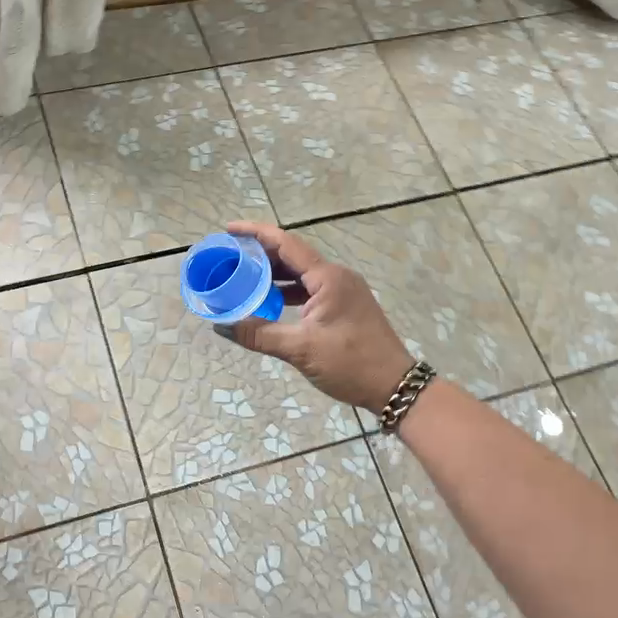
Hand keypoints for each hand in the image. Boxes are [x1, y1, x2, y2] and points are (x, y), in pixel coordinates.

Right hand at [220, 221, 415, 412]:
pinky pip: (309, 289)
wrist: (396, 387)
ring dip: (273, 274)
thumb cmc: (351, 363)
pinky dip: (287, 291)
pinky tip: (268, 302)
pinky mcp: (344, 306)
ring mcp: (342, 291)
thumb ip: (259, 334)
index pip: (286, 243)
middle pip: (292, 255)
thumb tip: (221, 326)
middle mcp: (336, 277)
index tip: (229, 230)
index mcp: (328, 278)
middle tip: (230, 258)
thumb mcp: (300, 349)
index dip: (255, 233)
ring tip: (242, 278)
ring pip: (301, 273)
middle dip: (260, 254)